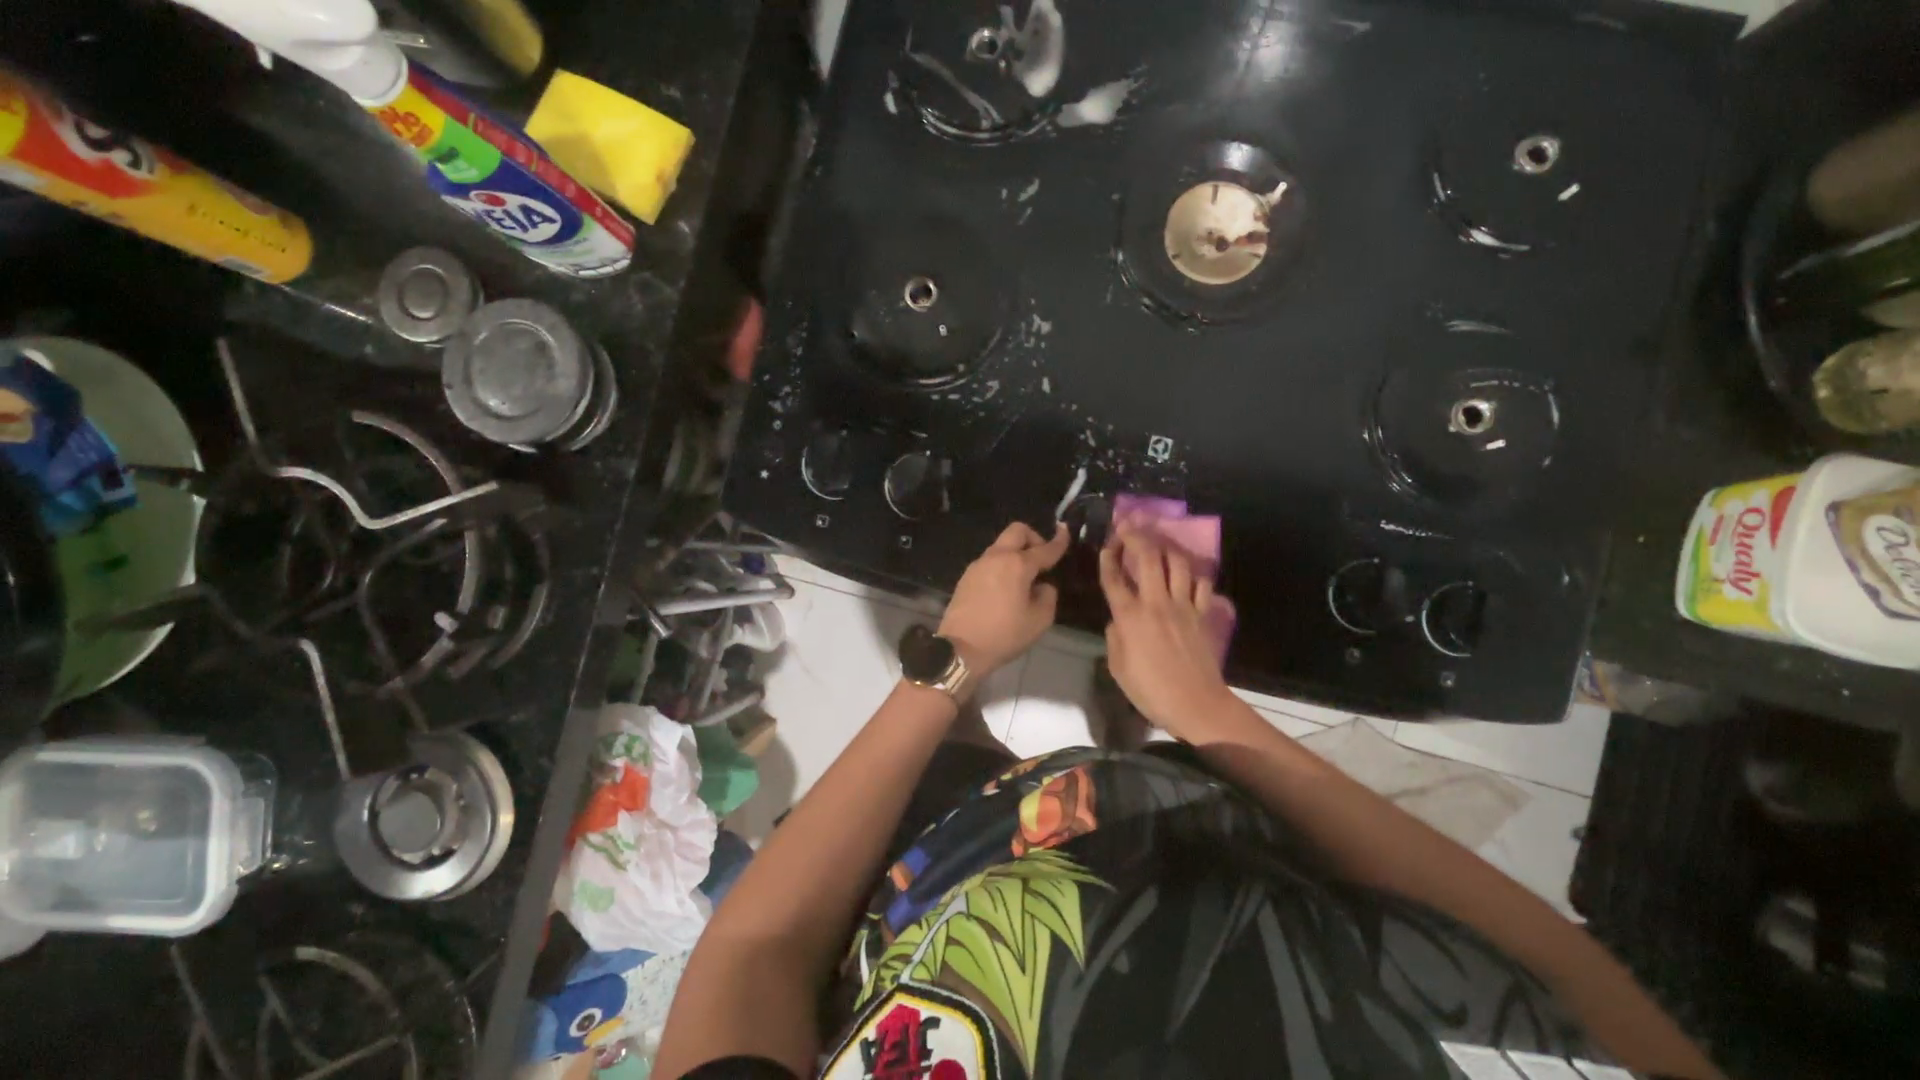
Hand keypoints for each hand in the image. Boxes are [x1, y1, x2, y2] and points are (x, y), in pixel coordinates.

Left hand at [938, 521, 1069, 677]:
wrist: (960, 648)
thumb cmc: (1004, 635)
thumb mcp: (1039, 621)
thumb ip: (1048, 596)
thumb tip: (1042, 586)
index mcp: (1017, 565)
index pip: (1044, 548)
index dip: (1059, 541)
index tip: (1065, 532)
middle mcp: (996, 557)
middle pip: (1017, 531)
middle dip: (1033, 538)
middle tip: (1041, 560)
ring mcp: (978, 565)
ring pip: (1001, 546)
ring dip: (1015, 553)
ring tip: (1023, 580)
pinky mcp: (966, 577)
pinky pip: (989, 561)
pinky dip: (1002, 566)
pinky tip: (1005, 589)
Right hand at [1100, 525, 1238, 738]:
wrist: (1195, 703)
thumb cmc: (1150, 691)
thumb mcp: (1118, 668)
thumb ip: (1115, 637)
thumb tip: (1119, 620)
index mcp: (1129, 616)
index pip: (1114, 577)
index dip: (1108, 557)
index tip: (1106, 545)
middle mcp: (1156, 602)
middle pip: (1147, 556)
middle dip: (1136, 536)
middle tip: (1129, 527)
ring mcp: (1183, 606)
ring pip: (1177, 562)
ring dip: (1165, 547)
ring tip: (1158, 543)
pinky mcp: (1203, 614)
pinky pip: (1201, 584)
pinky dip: (1194, 574)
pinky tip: (1188, 573)